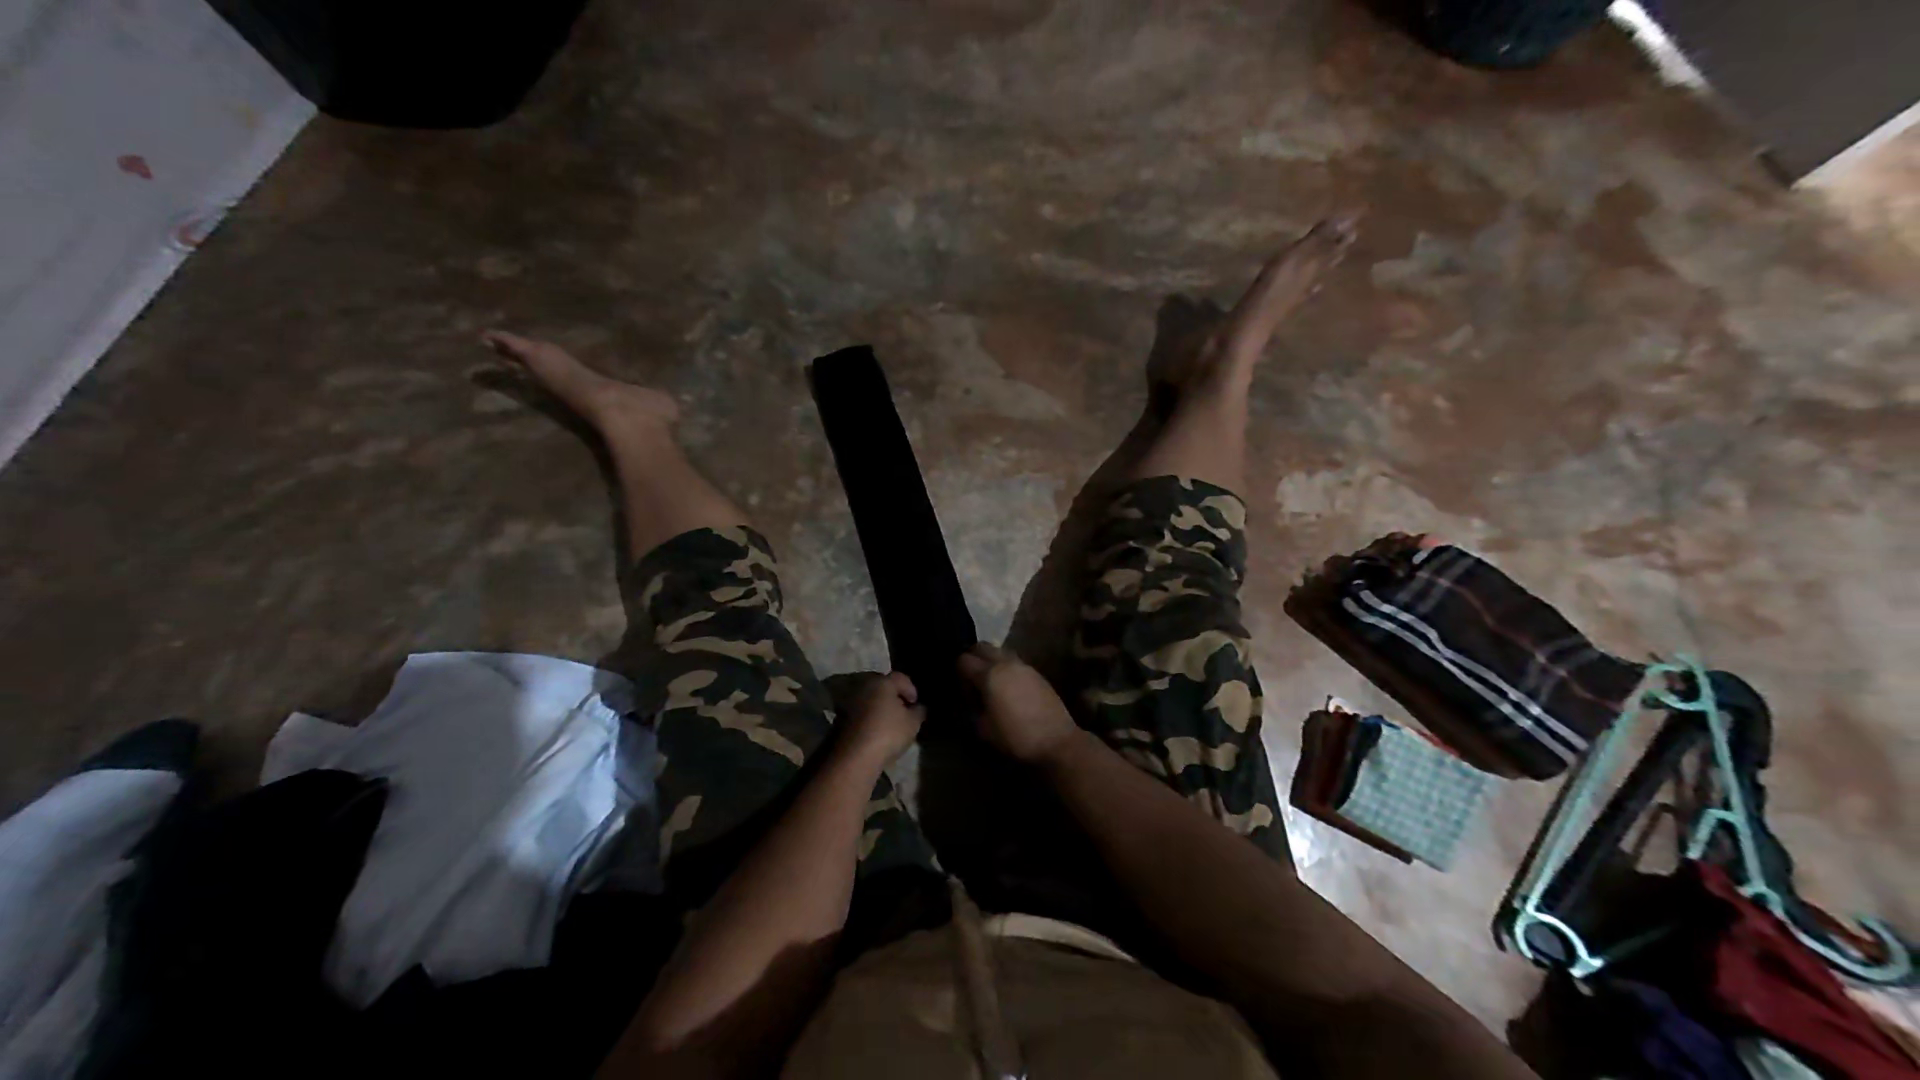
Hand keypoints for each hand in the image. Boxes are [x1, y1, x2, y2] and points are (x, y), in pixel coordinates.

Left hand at [837, 672, 923, 764]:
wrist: (854, 755)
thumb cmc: (888, 733)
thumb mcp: (912, 723)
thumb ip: (919, 711)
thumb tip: (918, 707)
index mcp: (882, 682)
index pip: (901, 678)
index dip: (911, 689)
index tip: (915, 703)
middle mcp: (863, 686)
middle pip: (882, 686)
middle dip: (893, 696)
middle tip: (902, 710)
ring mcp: (849, 701)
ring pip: (869, 698)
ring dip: (878, 706)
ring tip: (888, 721)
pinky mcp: (839, 717)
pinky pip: (859, 711)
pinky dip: (868, 716)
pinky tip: (874, 730)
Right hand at [956, 643, 1081, 765]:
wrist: (1056, 741)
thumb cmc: (1015, 736)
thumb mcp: (983, 729)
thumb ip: (971, 708)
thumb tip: (970, 698)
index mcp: (989, 674)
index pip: (963, 660)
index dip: (958, 672)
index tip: (961, 688)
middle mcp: (1005, 663)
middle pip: (982, 647)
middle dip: (973, 657)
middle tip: (971, 678)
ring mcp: (1023, 666)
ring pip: (1000, 651)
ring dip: (991, 661)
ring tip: (990, 682)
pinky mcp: (1036, 673)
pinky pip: (1014, 662)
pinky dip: (1005, 667)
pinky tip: (1008, 687)